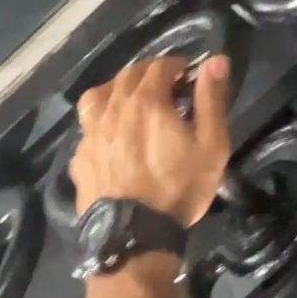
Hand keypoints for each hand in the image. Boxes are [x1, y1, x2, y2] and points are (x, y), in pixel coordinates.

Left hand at [71, 54, 232, 225]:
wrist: (135, 238)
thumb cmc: (178, 188)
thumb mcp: (210, 145)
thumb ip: (211, 99)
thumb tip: (216, 59)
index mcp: (146, 100)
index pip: (159, 66)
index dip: (176, 65)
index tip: (188, 74)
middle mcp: (113, 108)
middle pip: (128, 74)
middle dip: (150, 72)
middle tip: (167, 85)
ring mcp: (91, 132)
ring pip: (100, 93)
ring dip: (118, 88)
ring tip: (132, 101)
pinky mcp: (80, 156)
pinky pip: (88, 124)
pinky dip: (101, 119)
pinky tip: (112, 134)